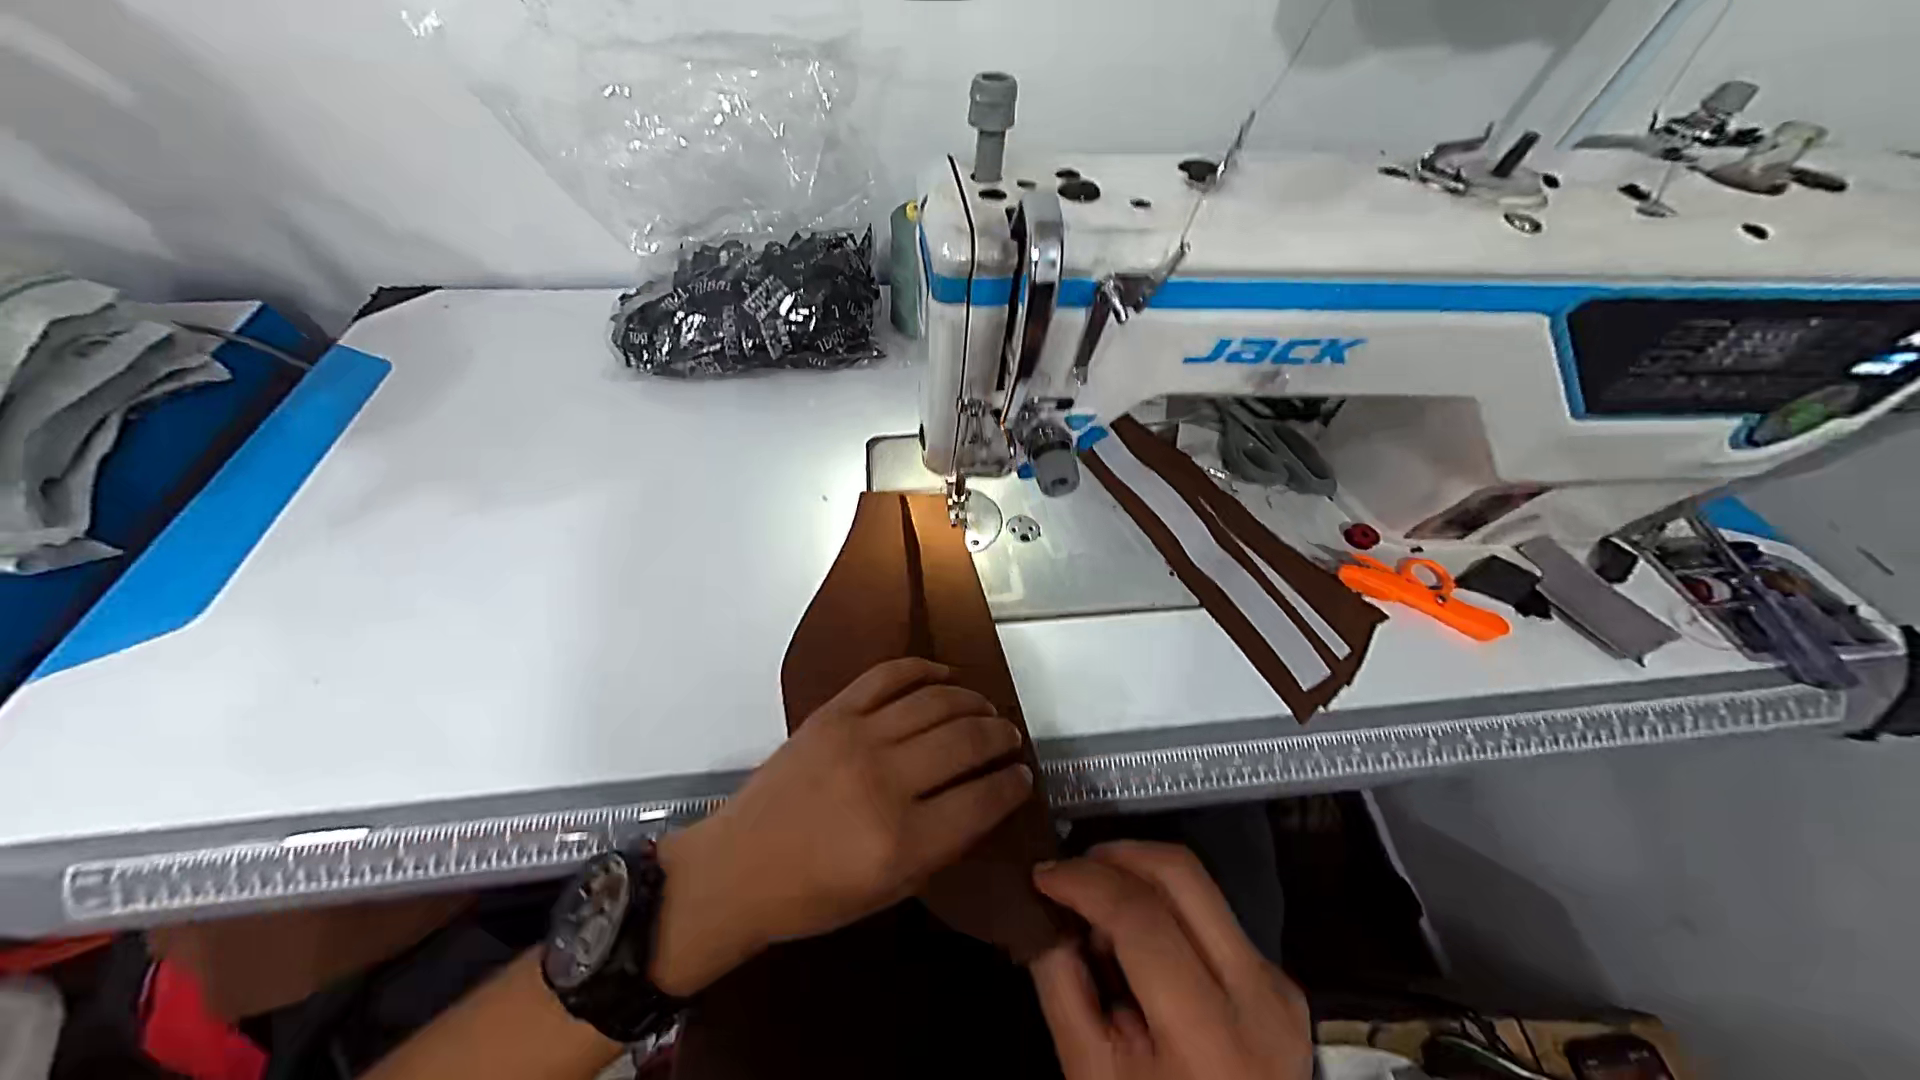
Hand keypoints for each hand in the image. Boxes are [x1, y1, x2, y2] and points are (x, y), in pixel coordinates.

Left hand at [650, 658, 1033, 994]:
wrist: (738, 868)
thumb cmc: (814, 895)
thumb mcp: (891, 890)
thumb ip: (943, 844)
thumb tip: (984, 798)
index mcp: (901, 840)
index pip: (982, 799)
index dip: (1013, 784)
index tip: (1022, 777)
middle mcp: (884, 781)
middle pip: (966, 741)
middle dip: (1000, 736)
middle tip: (1010, 739)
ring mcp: (856, 737)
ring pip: (936, 702)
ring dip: (972, 701)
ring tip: (986, 709)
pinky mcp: (831, 712)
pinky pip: (888, 675)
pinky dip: (924, 669)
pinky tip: (946, 676)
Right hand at [1030, 842, 1312, 1079]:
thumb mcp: (1091, 1075)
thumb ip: (1062, 985)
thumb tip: (1047, 912)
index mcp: (1213, 1035)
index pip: (1142, 917)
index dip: (1085, 881)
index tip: (1042, 875)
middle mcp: (1258, 992)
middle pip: (1182, 874)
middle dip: (1115, 855)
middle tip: (1070, 872)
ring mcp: (1276, 982)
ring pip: (1198, 884)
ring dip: (1137, 876)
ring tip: (1098, 913)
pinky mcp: (1279, 979)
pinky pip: (1211, 913)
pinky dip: (1162, 904)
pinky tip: (1135, 941)